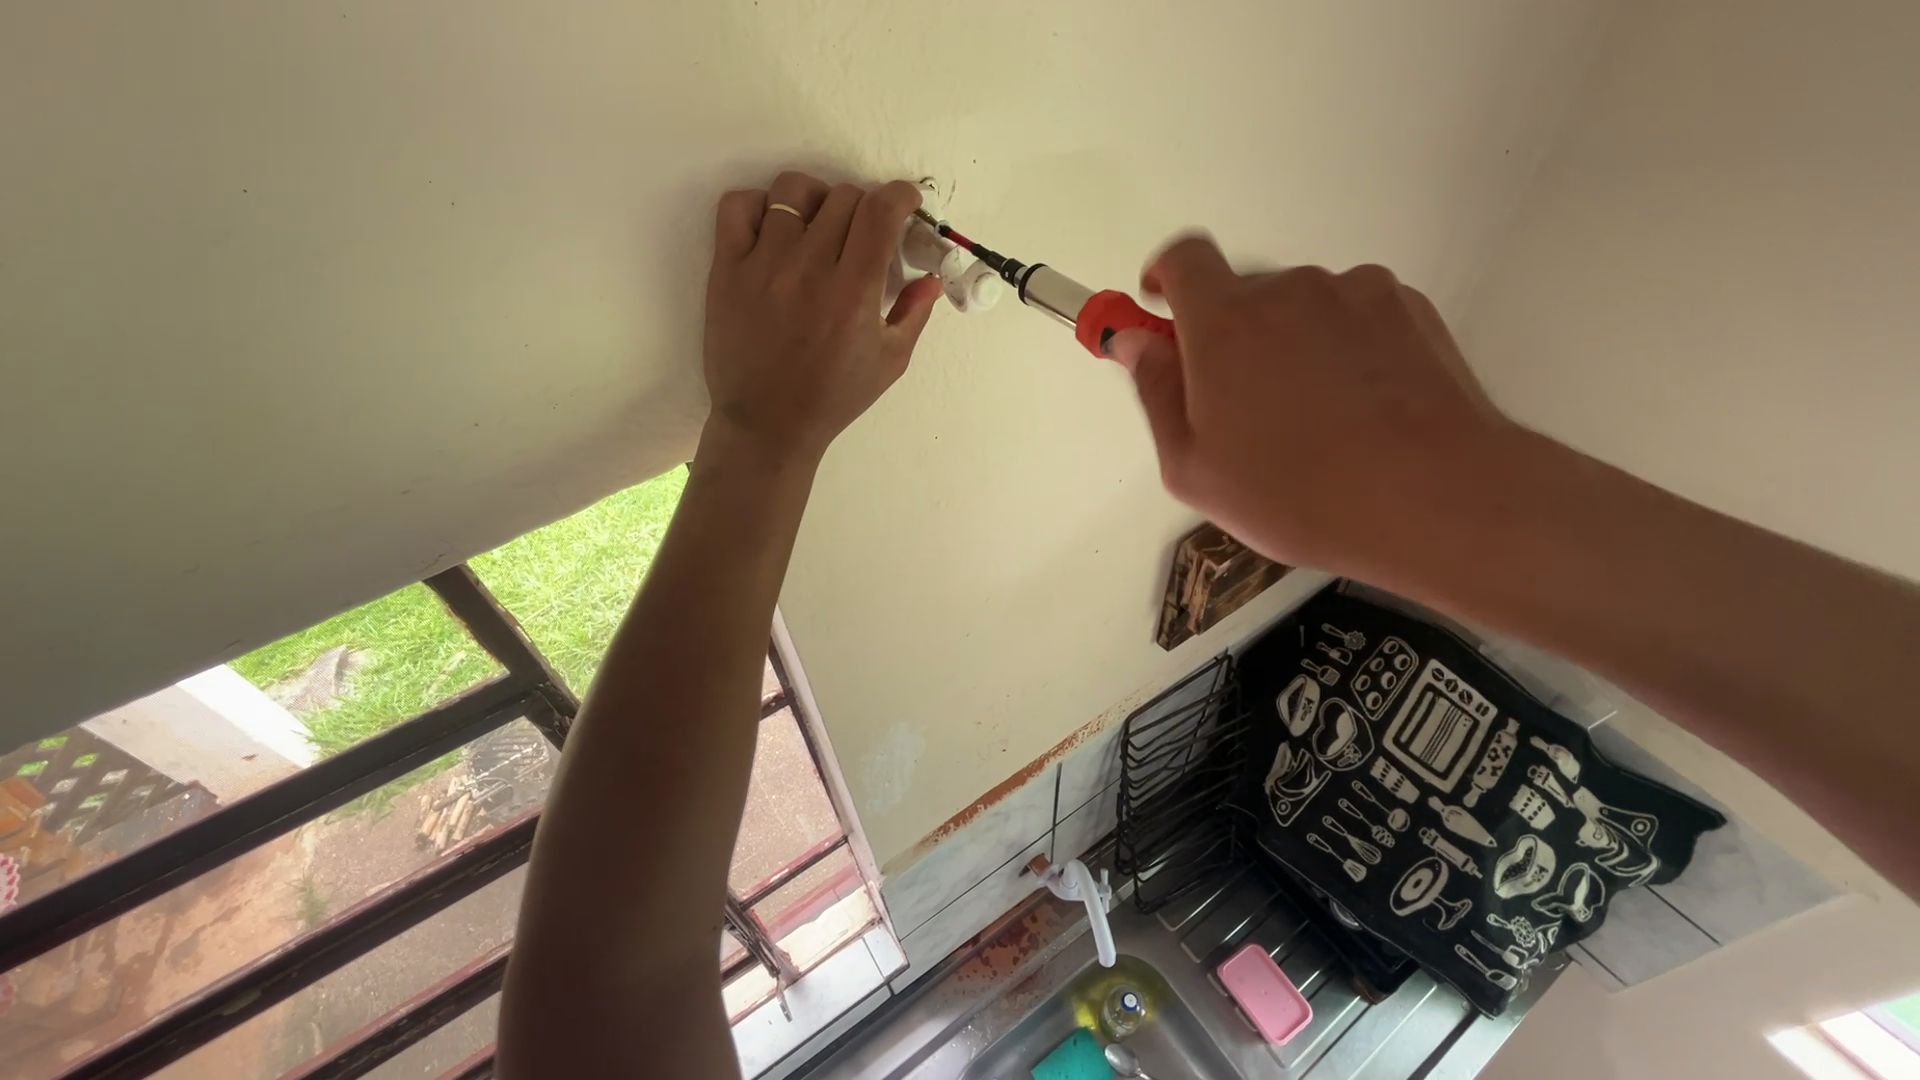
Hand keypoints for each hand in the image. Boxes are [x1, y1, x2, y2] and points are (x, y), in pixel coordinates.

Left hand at [699, 172, 943, 465]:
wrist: (769, 424)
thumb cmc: (834, 397)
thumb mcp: (889, 363)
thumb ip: (914, 315)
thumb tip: (930, 278)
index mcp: (854, 293)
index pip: (880, 211)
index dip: (900, 194)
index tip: (905, 202)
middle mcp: (810, 270)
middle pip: (843, 197)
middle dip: (863, 205)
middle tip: (862, 232)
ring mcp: (764, 266)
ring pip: (792, 190)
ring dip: (815, 198)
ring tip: (817, 225)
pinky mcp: (727, 270)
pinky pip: (737, 206)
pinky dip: (758, 204)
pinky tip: (773, 228)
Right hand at [1108, 236, 1520, 578]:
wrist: (1432, 498)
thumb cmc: (1295, 494)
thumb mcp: (1193, 467)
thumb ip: (1154, 391)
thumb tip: (1134, 341)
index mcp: (1225, 324)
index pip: (1183, 259)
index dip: (1164, 276)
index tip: (1162, 306)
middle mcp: (1290, 289)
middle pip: (1243, 292)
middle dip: (1230, 336)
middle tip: (1241, 408)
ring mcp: (1355, 293)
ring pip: (1299, 307)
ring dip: (1288, 344)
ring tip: (1310, 419)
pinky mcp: (1407, 307)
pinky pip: (1351, 316)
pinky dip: (1339, 347)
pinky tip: (1355, 408)